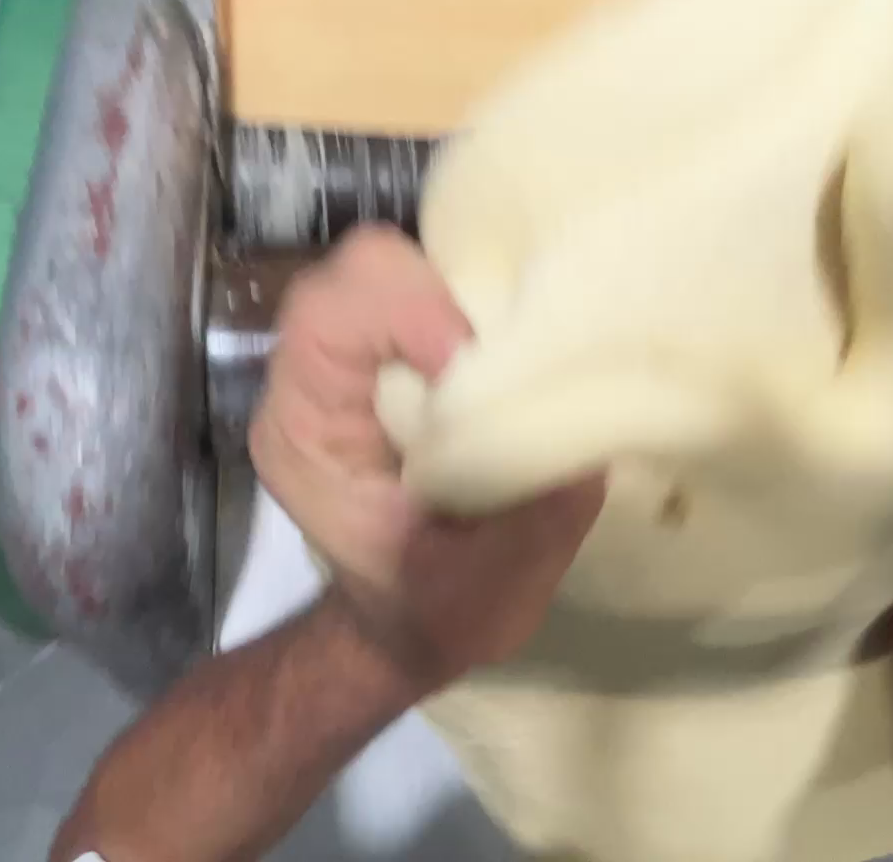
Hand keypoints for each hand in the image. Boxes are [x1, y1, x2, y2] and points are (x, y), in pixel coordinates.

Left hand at [250, 226, 604, 692]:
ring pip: (379, 270)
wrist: (403, 621)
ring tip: (498, 338)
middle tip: (497, 338)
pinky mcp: (371, 359)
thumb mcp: (495, 587)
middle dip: (433, 286)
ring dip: (447, 287)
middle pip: (354, 273)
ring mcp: (336, 366)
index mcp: (306, 432)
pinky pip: (405, 293)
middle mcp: (306, 383)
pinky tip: (489, 342)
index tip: (476, 360)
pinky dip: (454, 298)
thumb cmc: (434, 612)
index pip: (331, 318)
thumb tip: (586, 416)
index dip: (413, 314)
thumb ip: (538, 509)